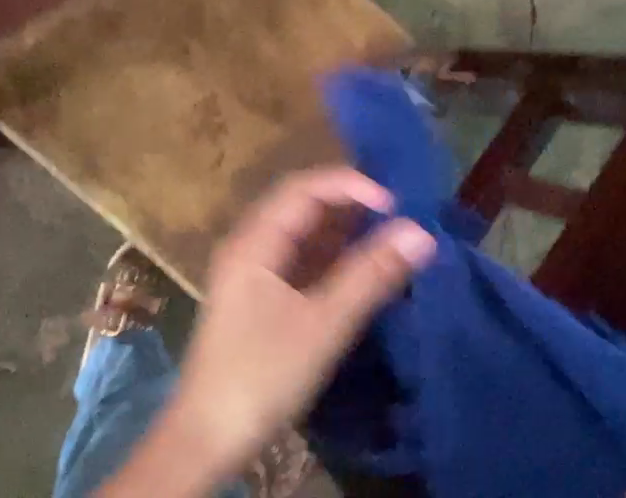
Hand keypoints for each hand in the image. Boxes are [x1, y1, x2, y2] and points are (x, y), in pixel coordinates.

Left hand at [168, 168, 436, 471]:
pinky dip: (332, 259)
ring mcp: (252, 275)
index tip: (393, 202)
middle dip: (349, 205)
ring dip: (343, 233)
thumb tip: (419, 232)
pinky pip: (300, 263)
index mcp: (253, 242)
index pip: (303, 189)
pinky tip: (362, 270)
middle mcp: (249, 248)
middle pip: (302, 207)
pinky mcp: (260, 302)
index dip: (349, 185)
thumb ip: (371, 275)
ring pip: (302, 237)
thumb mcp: (323, 323)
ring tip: (389, 236)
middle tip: (398, 214)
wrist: (206, 440)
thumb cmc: (261, 374)